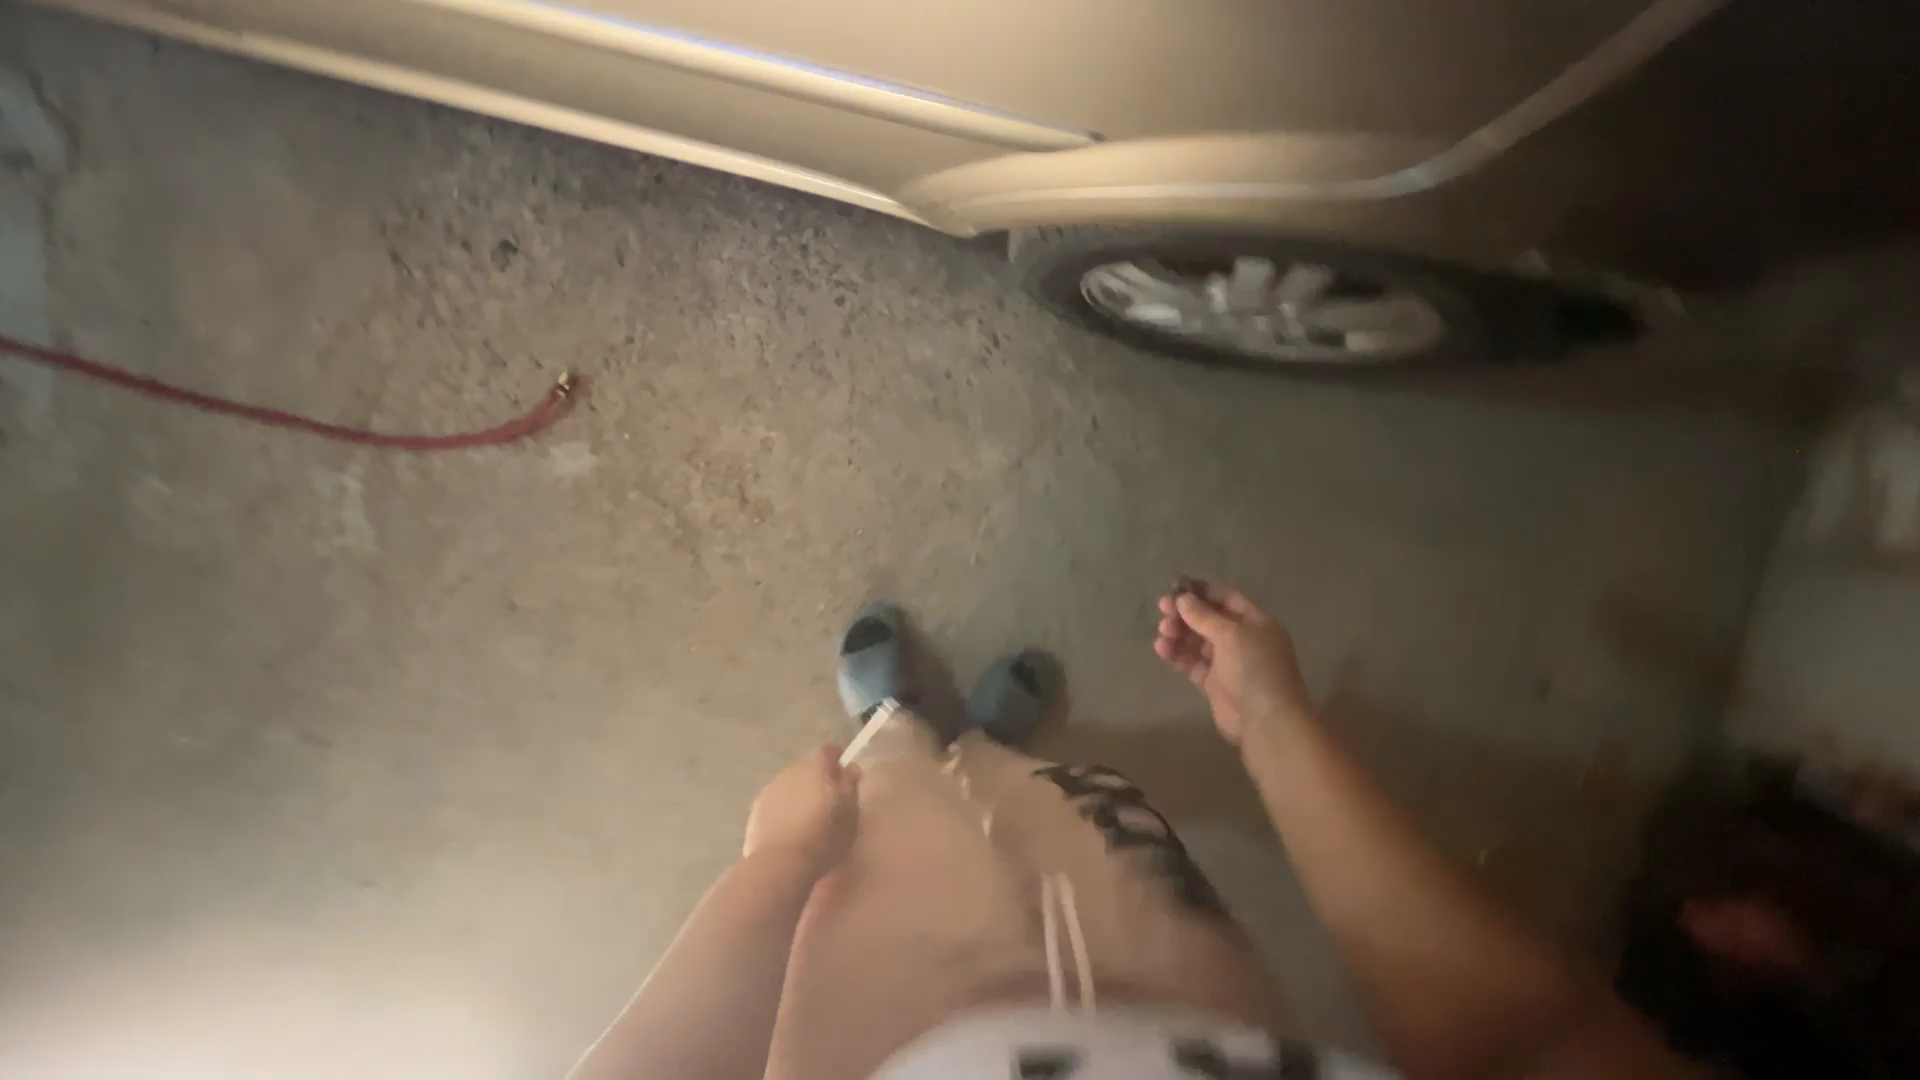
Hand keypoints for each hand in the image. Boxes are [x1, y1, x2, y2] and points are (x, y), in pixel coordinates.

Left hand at [743, 745, 861, 877]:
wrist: (780, 863)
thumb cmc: (824, 838)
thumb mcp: (850, 813)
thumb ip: (850, 786)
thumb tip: (849, 769)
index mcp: (817, 767)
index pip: (829, 750)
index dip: (838, 760)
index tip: (844, 777)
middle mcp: (792, 770)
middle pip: (808, 766)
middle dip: (818, 778)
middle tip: (828, 802)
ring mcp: (771, 788)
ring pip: (791, 784)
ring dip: (800, 794)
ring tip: (807, 819)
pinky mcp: (756, 809)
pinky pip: (776, 801)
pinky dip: (784, 809)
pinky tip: (789, 830)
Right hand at [1155, 580, 1310, 746]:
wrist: (1265, 721)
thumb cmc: (1254, 669)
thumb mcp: (1231, 635)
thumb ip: (1204, 616)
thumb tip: (1182, 598)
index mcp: (1255, 622)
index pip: (1227, 598)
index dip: (1202, 591)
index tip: (1176, 587)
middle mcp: (1242, 639)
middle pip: (1209, 619)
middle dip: (1185, 614)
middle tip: (1162, 610)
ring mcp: (1228, 662)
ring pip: (1198, 641)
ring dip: (1179, 634)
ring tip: (1162, 633)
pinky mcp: (1214, 683)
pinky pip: (1192, 663)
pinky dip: (1178, 655)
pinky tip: (1162, 649)